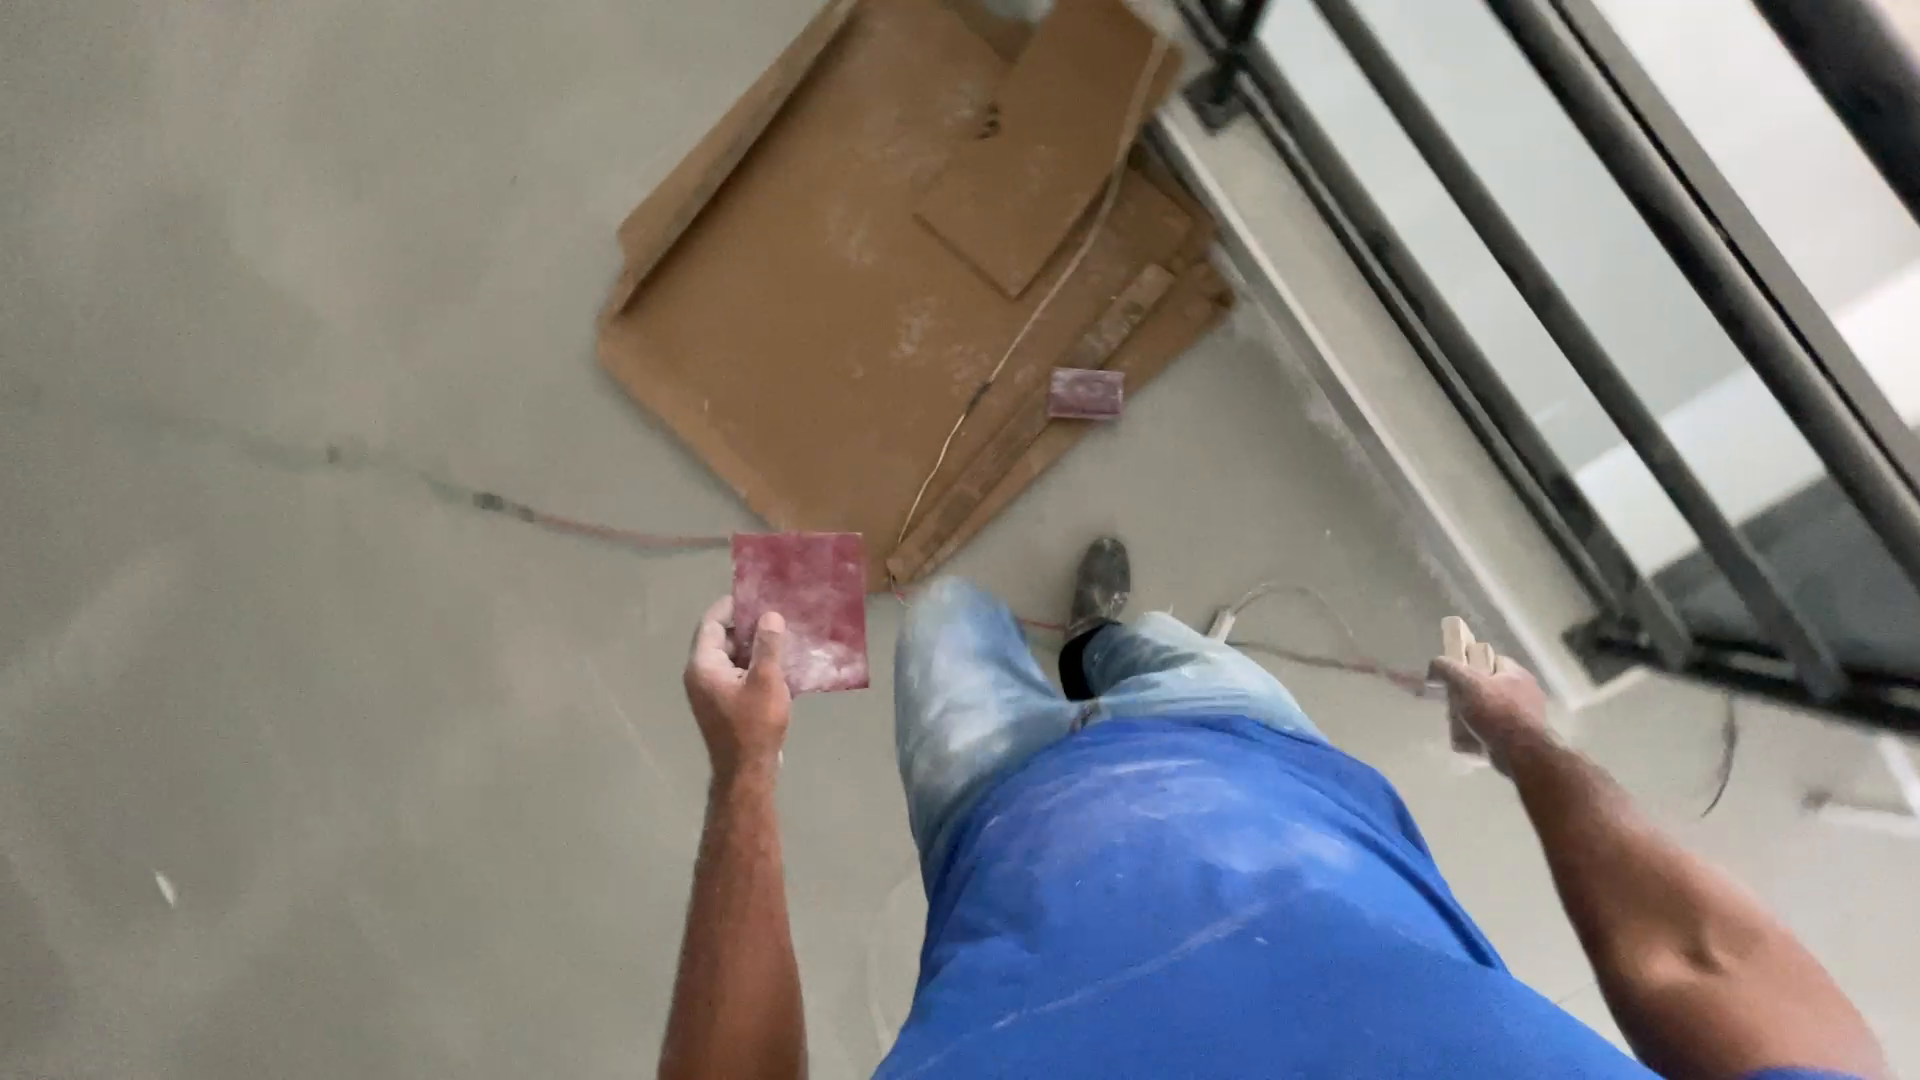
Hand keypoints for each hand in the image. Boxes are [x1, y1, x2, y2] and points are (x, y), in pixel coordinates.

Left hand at [684, 597, 791, 780]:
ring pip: (732, 656)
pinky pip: (738, 673)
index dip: (732, 606)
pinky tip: (781, 661)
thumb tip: (770, 615)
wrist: (747, 771)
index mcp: (703, 665)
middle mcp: (701, 674)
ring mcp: (712, 690)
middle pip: (722, 638)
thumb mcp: (766, 680)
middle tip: (777, 613)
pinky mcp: (725, 702)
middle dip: (749, 624)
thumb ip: (768, 645)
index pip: (712, 623)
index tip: (757, 594)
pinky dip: (755, 664)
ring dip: (755, 645)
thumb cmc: (754, 725)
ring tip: (784, 633)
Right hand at [1429, 653, 1553, 774]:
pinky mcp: (1523, 734)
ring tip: (1458, 721)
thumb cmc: (1496, 712)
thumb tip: (1435, 665)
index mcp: (1517, 674)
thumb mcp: (1466, 683)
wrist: (1522, 752)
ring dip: (1472, 713)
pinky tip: (1470, 735)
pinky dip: (1481, 729)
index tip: (1455, 675)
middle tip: (1453, 700)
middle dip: (1467, 692)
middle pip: (1487, 684)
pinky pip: (1495, 726)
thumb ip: (1448, 668)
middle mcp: (1526, 691)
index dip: (1471, 663)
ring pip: (1489, 706)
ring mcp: (1526, 714)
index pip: (1491, 659)